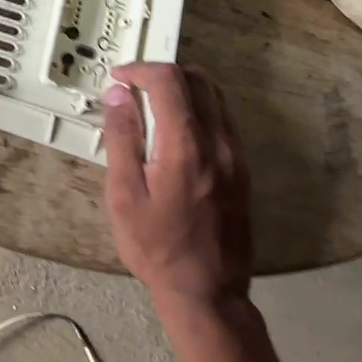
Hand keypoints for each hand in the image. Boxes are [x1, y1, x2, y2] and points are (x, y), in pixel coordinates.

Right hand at [102, 62, 252, 306]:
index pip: (169, 82)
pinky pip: (224, 118)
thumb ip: (122, 138)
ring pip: (216, 95)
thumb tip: (118, 94)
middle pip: (198, 79)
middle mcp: (219, 144)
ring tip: (153, 102)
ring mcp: (237, 156)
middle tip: (134, 86)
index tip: (119, 78)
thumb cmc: (156, 247)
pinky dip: (199, 106)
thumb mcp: (124, 194)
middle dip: (163, 72)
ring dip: (183, 86)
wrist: (207, 292)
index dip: (140, 69)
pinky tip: (176, 126)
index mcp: (186, 148)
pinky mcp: (243, 169)